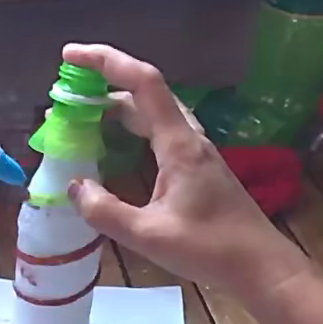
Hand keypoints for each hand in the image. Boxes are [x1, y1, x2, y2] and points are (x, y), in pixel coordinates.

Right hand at [62, 43, 312, 305]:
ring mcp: (192, 153)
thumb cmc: (209, 249)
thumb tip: (74, 186)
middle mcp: (187, 139)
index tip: (70, 56)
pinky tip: (109, 148)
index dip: (106, 62)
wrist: (260, 266)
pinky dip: (126, 130)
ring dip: (113, 108)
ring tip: (78, 118)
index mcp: (179, 145)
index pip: (143, 85)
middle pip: (143, 95)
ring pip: (149, 115)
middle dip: (101, 85)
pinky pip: (154, 135)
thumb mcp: (147, 235)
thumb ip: (104, 210)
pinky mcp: (193, 168)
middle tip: (63, 97)